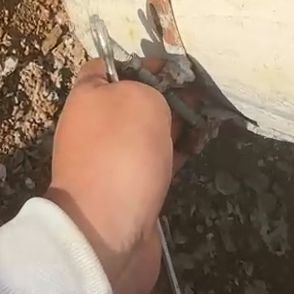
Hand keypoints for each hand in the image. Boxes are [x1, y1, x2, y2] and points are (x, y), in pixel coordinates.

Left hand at [46, 59, 177, 293]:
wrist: (107, 230)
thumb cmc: (120, 152)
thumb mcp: (140, 100)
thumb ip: (149, 89)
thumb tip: (153, 100)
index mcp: (86, 97)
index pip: (105, 67)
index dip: (137, 63)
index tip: (170, 67)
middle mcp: (93, 126)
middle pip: (131, 100)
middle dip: (163, 95)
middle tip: (198, 92)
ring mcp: (109, 159)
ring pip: (146, 132)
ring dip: (174, 124)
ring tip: (206, 115)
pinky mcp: (129, 189)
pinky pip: (155, 161)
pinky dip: (175, 152)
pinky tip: (199, 144)